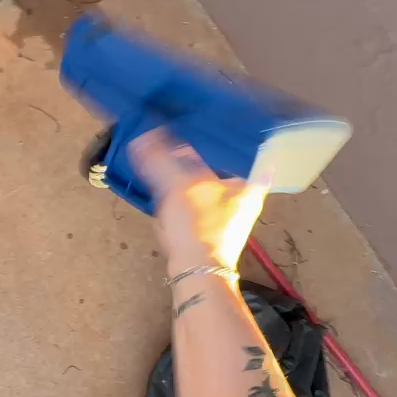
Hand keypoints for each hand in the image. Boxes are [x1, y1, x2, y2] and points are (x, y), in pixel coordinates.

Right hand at [131, 128, 266, 270]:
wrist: (196, 272)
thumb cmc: (199, 226)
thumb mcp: (180, 185)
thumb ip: (163, 158)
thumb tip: (145, 136)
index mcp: (250, 181)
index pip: (241, 146)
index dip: (221, 133)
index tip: (202, 123)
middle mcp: (245, 196)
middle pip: (220, 164)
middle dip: (197, 155)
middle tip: (177, 141)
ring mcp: (228, 215)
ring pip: (205, 183)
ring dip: (186, 174)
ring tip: (166, 162)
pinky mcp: (210, 229)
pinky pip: (194, 201)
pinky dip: (181, 195)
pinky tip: (166, 192)